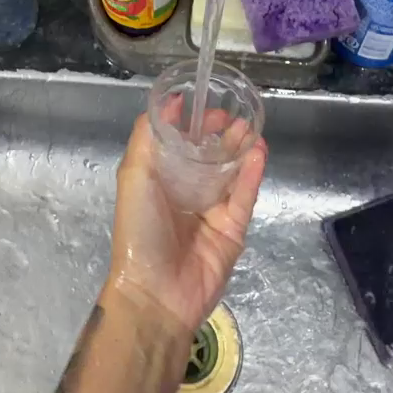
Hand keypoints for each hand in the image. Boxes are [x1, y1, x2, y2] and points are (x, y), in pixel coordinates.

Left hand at [103, 111, 268, 337]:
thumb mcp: (134, 175)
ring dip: (240, 147)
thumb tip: (167, 102)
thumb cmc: (139, 229)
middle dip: (219, 133)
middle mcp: (186, 193)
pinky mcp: (233, 228)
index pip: (180, 145)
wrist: (156, 292)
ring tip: (249, 126)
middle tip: (230, 112)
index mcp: (160, 181)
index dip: (191, 122)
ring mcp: (211, 211)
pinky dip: (253, 173)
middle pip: (208, 156)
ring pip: (230, 172)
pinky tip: (259, 151)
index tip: (202, 100)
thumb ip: (147, 136)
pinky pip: (245, 196)